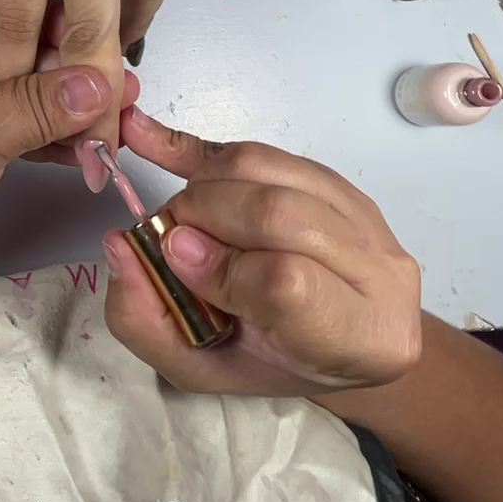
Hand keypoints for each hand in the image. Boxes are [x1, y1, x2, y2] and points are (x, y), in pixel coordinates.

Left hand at [0, 0, 141, 278]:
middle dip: (72, 75)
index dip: (57, 22)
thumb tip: (103, 81)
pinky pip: (21, 126)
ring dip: (69, 111)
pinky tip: (91, 149)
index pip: (4, 4)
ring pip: (27, 91)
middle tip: (124, 93)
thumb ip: (38, 104)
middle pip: (22, 48)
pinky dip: (52, 138)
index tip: (107, 46)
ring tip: (120, 123)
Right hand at [104, 107, 422, 396]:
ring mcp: (364, 217)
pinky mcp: (334, 179)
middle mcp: (381, 273)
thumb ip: (146, 321)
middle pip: (276, 213)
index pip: (287, 282)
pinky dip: (193, 146)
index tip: (174, 260)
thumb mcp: (197, 368)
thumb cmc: (265, 361)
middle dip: (202, 215)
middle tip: (170, 237)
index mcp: (363, 339)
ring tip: (183, 214)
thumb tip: (121, 245)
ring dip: (202, 184)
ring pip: (265, 168)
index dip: (221, 267)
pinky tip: (142, 133)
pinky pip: (257, 150)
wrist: (328, 338)